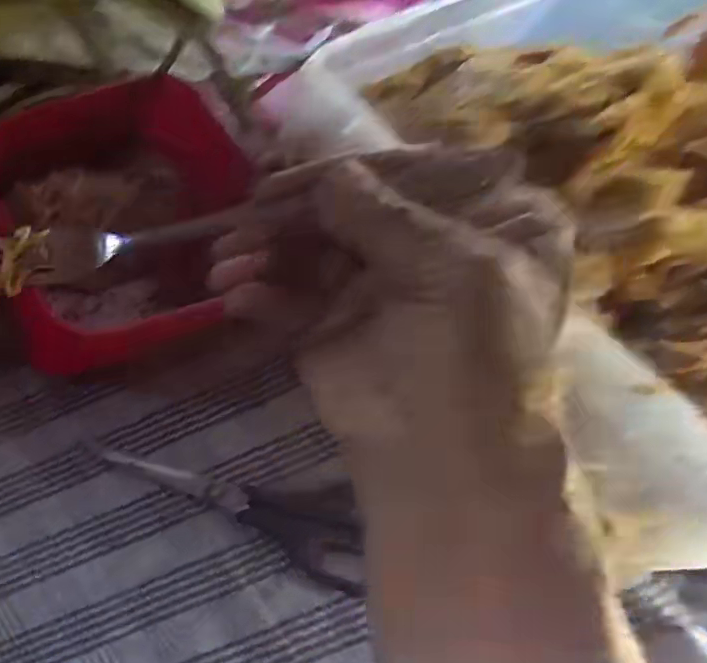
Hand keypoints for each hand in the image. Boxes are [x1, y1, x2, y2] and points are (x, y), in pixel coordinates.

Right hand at [207, 149, 574, 507]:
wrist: (430, 445)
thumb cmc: (466, 355)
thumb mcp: (447, 272)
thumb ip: (387, 220)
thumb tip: (331, 177)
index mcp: (486, 217)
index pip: (410, 174)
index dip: (344, 175)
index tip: (280, 187)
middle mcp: (426, 244)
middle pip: (348, 214)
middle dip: (289, 222)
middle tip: (235, 231)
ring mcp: (369, 286)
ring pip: (308, 256)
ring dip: (262, 258)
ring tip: (220, 269)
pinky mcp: (324, 325)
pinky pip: (286, 299)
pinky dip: (260, 297)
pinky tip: (236, 299)